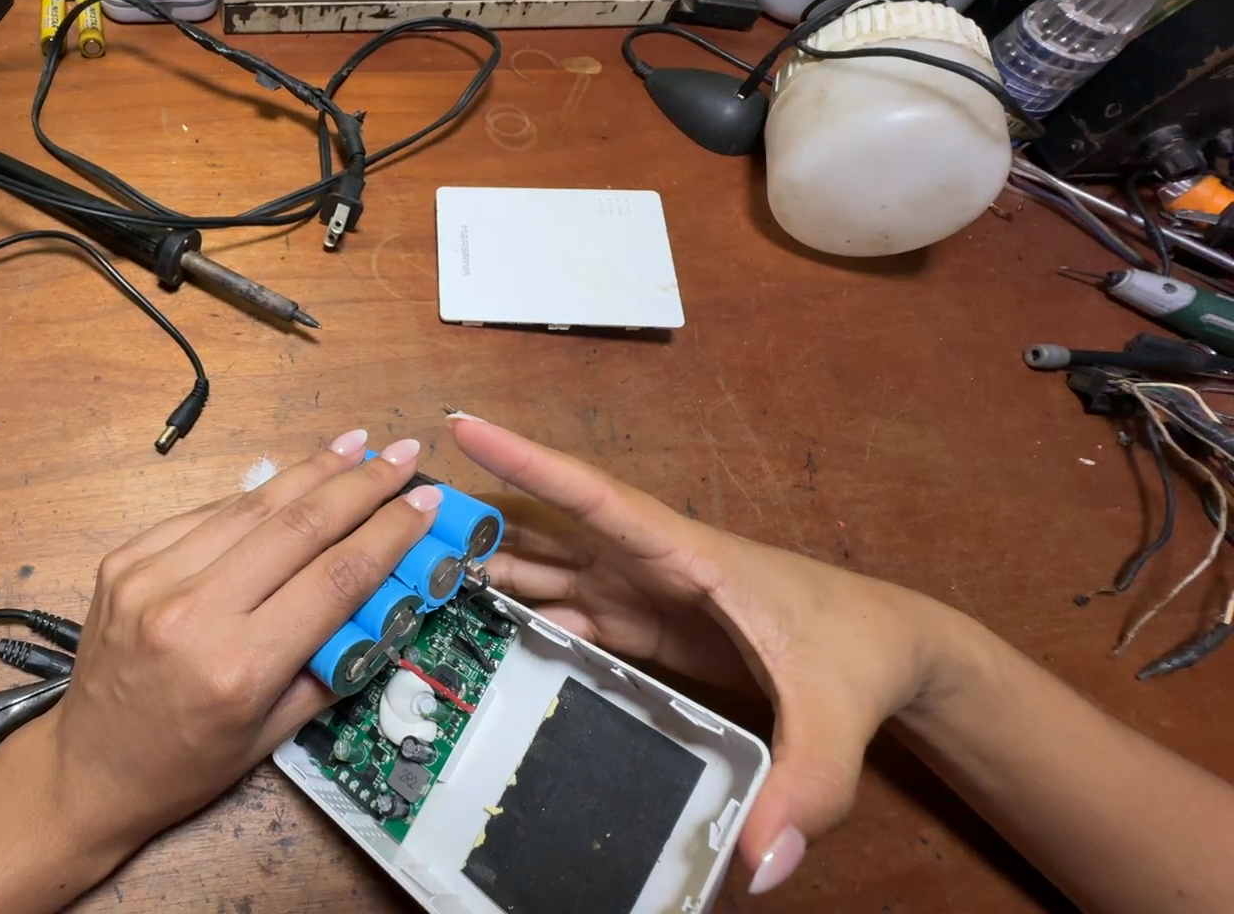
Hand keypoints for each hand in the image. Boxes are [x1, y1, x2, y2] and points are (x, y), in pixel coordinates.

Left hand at [48, 429, 440, 847]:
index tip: (423, 499)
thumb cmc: (187, 763)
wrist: (86, 767)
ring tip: (352, 444)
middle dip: (359, 484)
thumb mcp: (272, 736)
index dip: (387, 533)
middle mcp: (192, 611)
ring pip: (250, 506)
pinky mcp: (124, 558)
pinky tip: (287, 481)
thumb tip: (381, 600)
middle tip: (400, 453)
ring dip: (309, 471)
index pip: (334, 579)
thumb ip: (331, 666)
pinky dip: (253, 498)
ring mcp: (150, 577)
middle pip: (297, 527)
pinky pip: (205, 515)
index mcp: (238, 666)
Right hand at [449, 413, 964, 894]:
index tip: (464, 424)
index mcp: (677, 549)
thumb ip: (803, 780)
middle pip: (539, 531)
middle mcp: (639, 560)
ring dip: (485, 567)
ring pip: (539, 568)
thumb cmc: (854, 645)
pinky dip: (516, 617)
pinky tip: (481, 629)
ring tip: (422, 570)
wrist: (881, 643)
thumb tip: (755, 860)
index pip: (586, 494)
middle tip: (404, 521)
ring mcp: (629, 590)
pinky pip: (559, 611)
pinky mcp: (630, 621)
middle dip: (475, 521)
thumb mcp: (834, 711)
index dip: (522, 460)